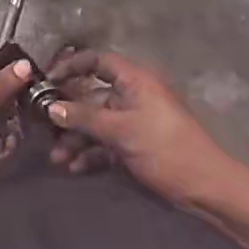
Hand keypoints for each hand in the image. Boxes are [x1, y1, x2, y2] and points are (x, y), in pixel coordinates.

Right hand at [44, 50, 243, 203]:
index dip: (71, 66)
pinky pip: (105, 142)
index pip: (97, 61)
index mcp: (135, 81)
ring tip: (57, 158)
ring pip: (96, 122)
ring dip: (75, 138)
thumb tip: (50, 108)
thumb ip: (83, 117)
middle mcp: (133, 95)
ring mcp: (134, 120)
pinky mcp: (135, 143)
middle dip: (67, 113)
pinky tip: (74, 167)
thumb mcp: (120, 131)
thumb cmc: (165, 148)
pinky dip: (90, 152)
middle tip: (43, 127)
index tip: (47, 82)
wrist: (205, 186)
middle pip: (91, 95)